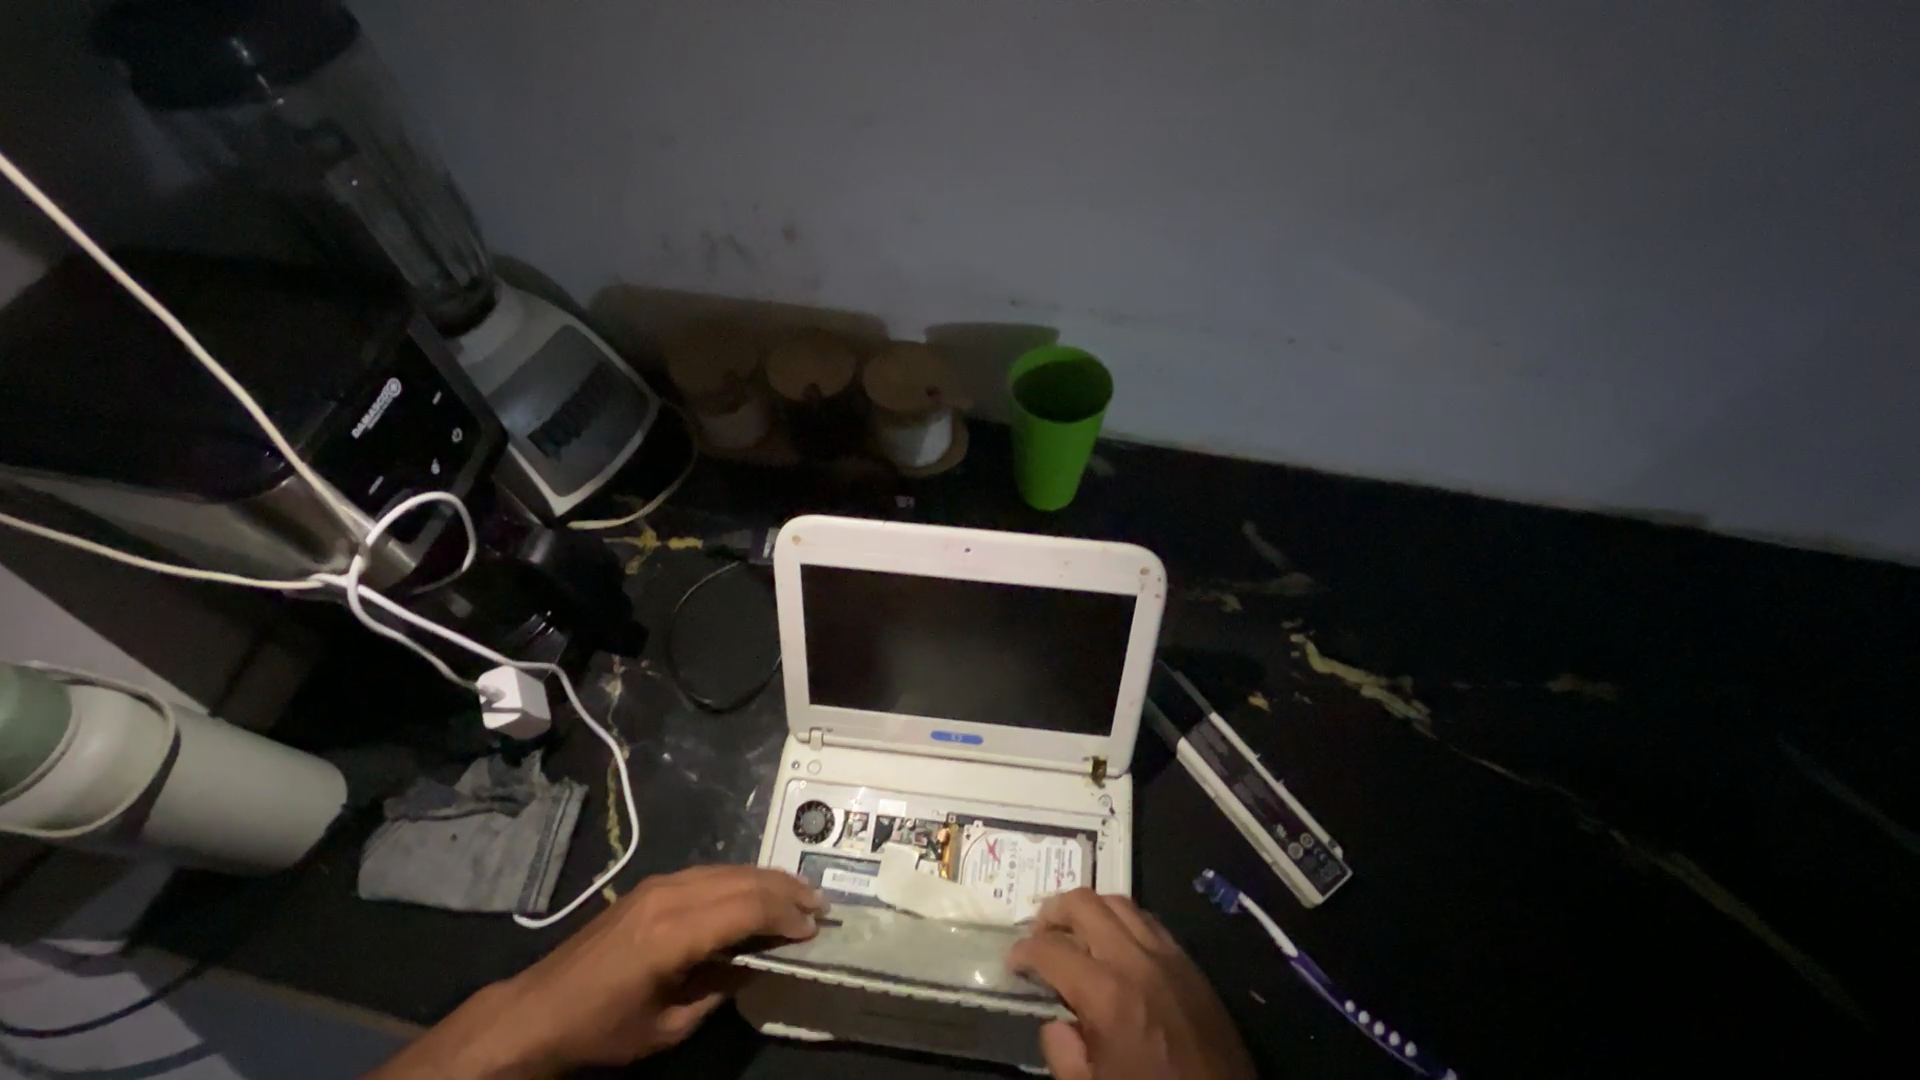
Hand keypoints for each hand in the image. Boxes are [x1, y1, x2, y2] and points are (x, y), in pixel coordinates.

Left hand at [367, 866, 824, 1078]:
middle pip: (744, 881)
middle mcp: (671, 896)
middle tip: (821, 905)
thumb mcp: (668, 1026)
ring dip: (768, 880)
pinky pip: (710, 872)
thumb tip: (756, 964)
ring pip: (729, 870)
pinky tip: (756, 890)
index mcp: (674, 934)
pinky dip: (742, 879)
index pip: (747, 909)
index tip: (814, 929)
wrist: (537, 1010)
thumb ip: (718, 990)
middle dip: (787, 891)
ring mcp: (660, 885)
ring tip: (799, 894)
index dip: (785, 917)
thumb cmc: (602, 1029)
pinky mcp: (652, 885)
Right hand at [1009, 890, 1256, 1079]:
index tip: (1013, 963)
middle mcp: (1136, 961)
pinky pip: (1149, 921)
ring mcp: (1168, 956)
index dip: (1023, 951)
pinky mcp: (1191, 964)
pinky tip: (1114, 944)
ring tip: (1075, 933)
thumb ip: (1063, 1054)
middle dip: (1053, 912)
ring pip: (1119, 902)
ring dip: (1090, 910)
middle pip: (1085, 904)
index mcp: (1107, 995)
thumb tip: (1055, 1024)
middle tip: (1039, 935)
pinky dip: (1123, 921)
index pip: (1051, 949)